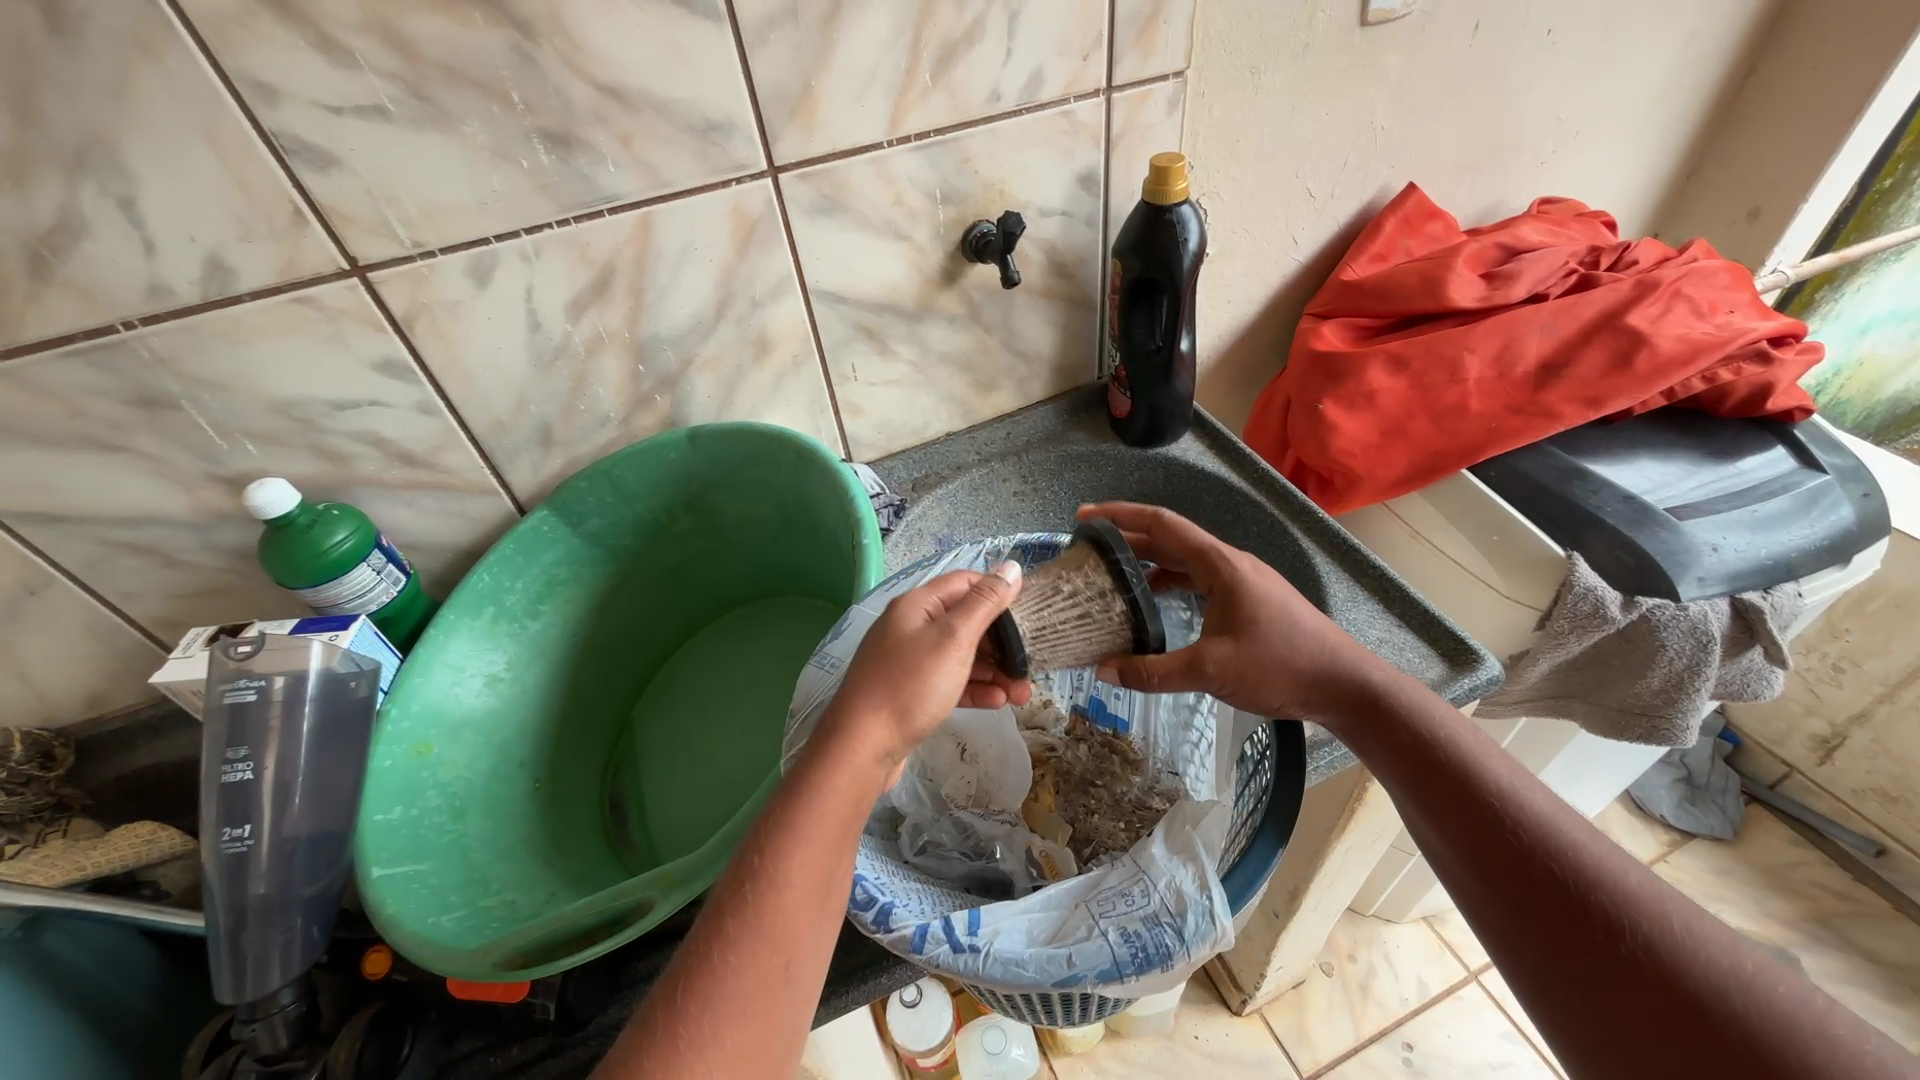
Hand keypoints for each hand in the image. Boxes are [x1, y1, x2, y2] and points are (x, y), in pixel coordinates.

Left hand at [812, 564, 1032, 783]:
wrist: (861, 746)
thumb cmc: (910, 685)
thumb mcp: (953, 639)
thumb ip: (985, 603)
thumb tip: (1012, 567)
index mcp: (918, 605)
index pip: (966, 583)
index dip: (998, 593)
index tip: (1031, 612)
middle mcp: (911, 627)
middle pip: (966, 622)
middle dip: (1001, 642)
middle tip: (1030, 664)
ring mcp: (910, 661)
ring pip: (961, 656)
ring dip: (994, 670)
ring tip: (1022, 694)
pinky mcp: (911, 692)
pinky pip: (950, 682)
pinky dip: (974, 689)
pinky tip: (997, 702)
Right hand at [1078, 502, 1393, 722]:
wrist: (1344, 684)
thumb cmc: (1280, 667)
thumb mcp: (1210, 671)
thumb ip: (1153, 672)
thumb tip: (1103, 671)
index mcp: (1220, 564)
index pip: (1161, 525)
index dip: (1119, 516)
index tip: (1084, 518)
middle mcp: (1230, 563)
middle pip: (1170, 539)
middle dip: (1128, 539)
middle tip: (1088, 548)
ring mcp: (1243, 581)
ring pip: (1186, 560)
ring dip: (1149, 562)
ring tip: (1113, 574)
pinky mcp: (1251, 600)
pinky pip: (1200, 579)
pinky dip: (1171, 583)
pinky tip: (1156, 603)